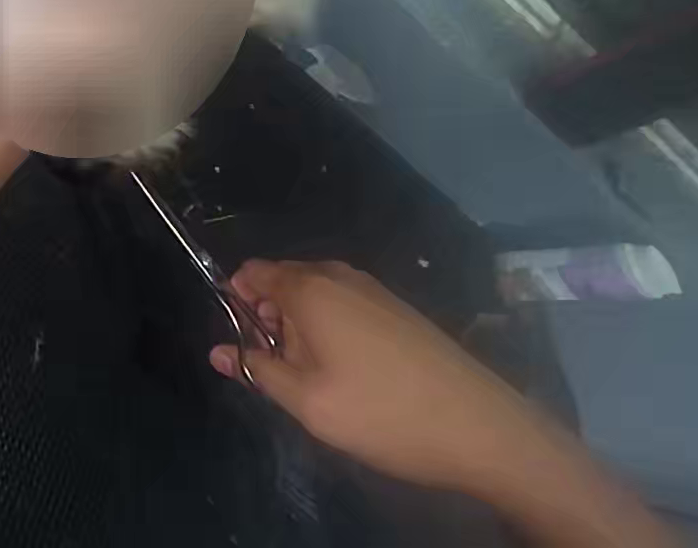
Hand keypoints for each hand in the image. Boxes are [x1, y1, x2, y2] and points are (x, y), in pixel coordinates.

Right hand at [209, 260, 563, 495]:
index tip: (240, 342)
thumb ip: (257, 370)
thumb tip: (217, 352)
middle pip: (281, 280)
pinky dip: (328, 324)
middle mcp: (335, 274)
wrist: (480, 425)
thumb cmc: (383, 412)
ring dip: (298, 325)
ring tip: (316, 378)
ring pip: (312, 292)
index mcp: (308, 288)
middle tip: (280, 370)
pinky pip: (340, 300)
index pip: (252, 272)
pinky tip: (350, 371)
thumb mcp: (308, 402)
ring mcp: (368, 286)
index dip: (235, 301)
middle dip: (267, 318)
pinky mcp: (392, 303)